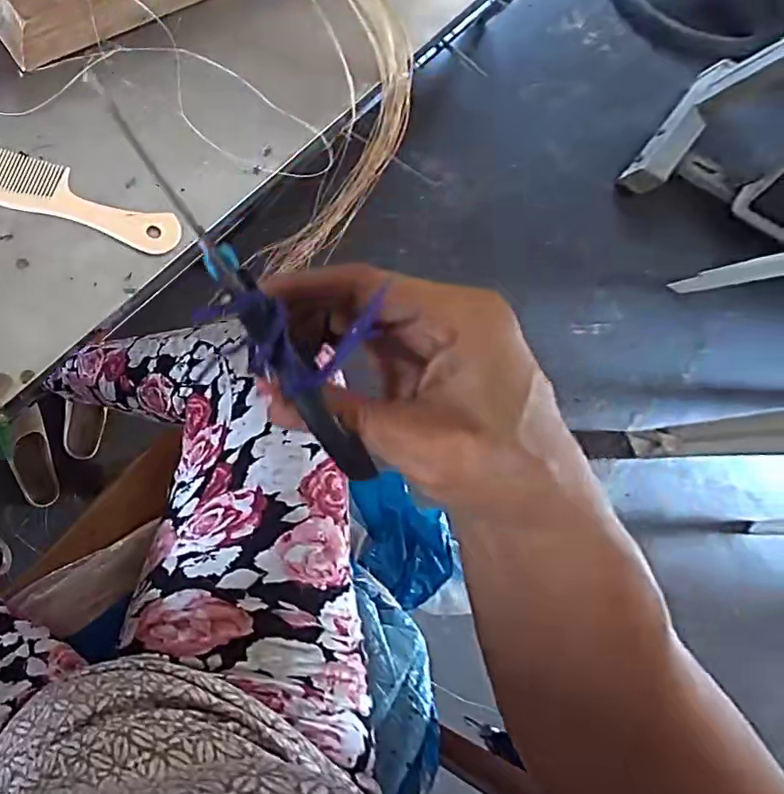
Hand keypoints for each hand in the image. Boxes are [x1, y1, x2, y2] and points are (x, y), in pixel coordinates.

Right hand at [261, 264, 595, 528]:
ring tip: (273, 363)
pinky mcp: (421, 360)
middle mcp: (446, 316)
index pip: (365, 284)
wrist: (537, 510)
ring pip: (353, 318)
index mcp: (457, 317)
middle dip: (301, 316)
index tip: (257, 300)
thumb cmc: (488, 467)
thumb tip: (268, 396)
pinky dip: (327, 353)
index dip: (305, 287)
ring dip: (309, 336)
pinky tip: (299, 373)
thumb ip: (331, 407)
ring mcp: (434, 338)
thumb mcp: (401, 434)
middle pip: (354, 297)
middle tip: (258, 342)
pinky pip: (362, 342)